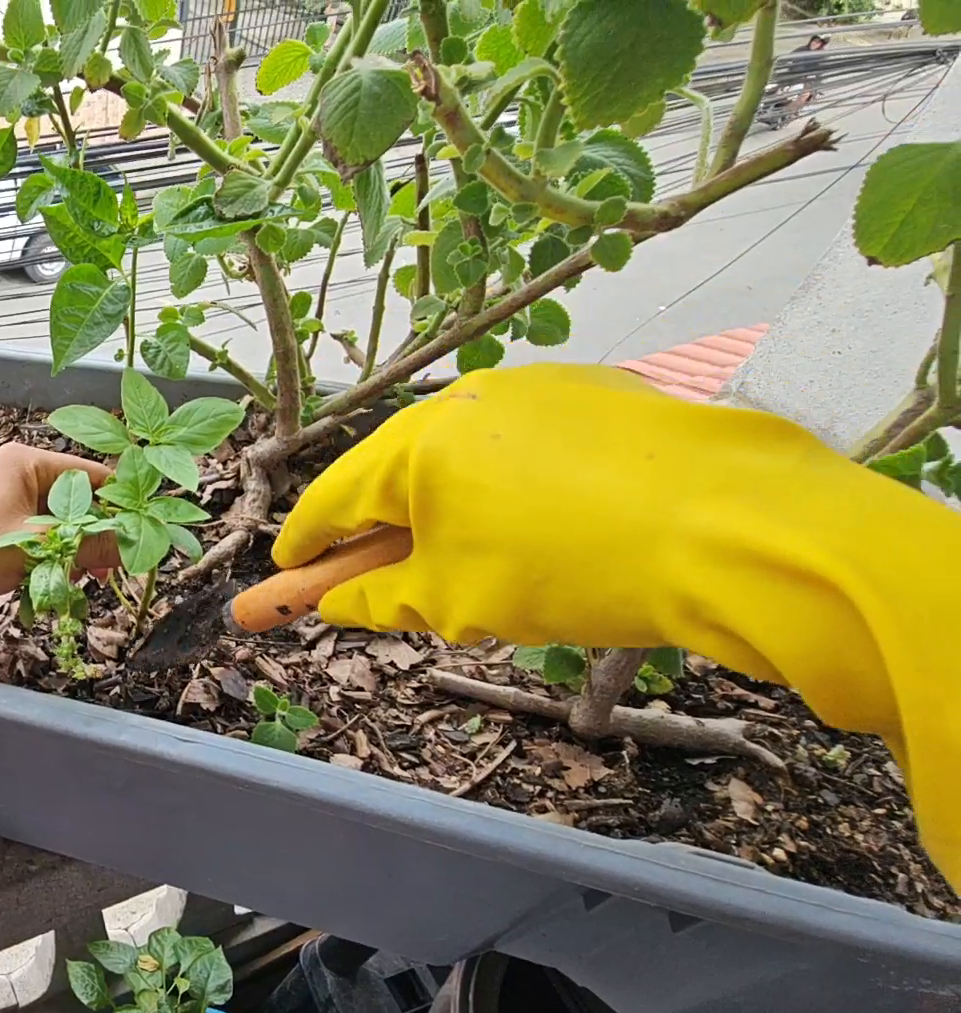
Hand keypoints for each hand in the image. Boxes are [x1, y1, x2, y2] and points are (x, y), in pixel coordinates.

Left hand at [0, 443, 119, 622]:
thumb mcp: (40, 547)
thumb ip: (93, 543)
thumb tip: (137, 545)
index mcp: (24, 460)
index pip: (90, 473)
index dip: (118, 505)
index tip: (142, 534)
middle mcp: (12, 472)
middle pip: (73, 499)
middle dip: (93, 533)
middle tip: (110, 569)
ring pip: (54, 522)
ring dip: (71, 549)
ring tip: (82, 578)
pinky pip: (33, 535)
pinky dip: (48, 556)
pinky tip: (56, 581)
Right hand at [274, 362, 960, 883]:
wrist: (747, 534)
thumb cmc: (571, 570)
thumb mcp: (451, 601)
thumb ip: (373, 600)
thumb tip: (330, 604)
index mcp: (416, 445)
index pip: (332, 501)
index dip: (303, 543)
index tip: (286, 572)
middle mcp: (464, 401)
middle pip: (387, 472)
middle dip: (368, 525)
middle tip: (361, 567)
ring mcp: (533, 388)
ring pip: (452, 453)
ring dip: (433, 502)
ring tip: (456, 550)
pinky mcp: (595, 391)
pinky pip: (515, 441)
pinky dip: (496, 481)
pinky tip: (529, 517)